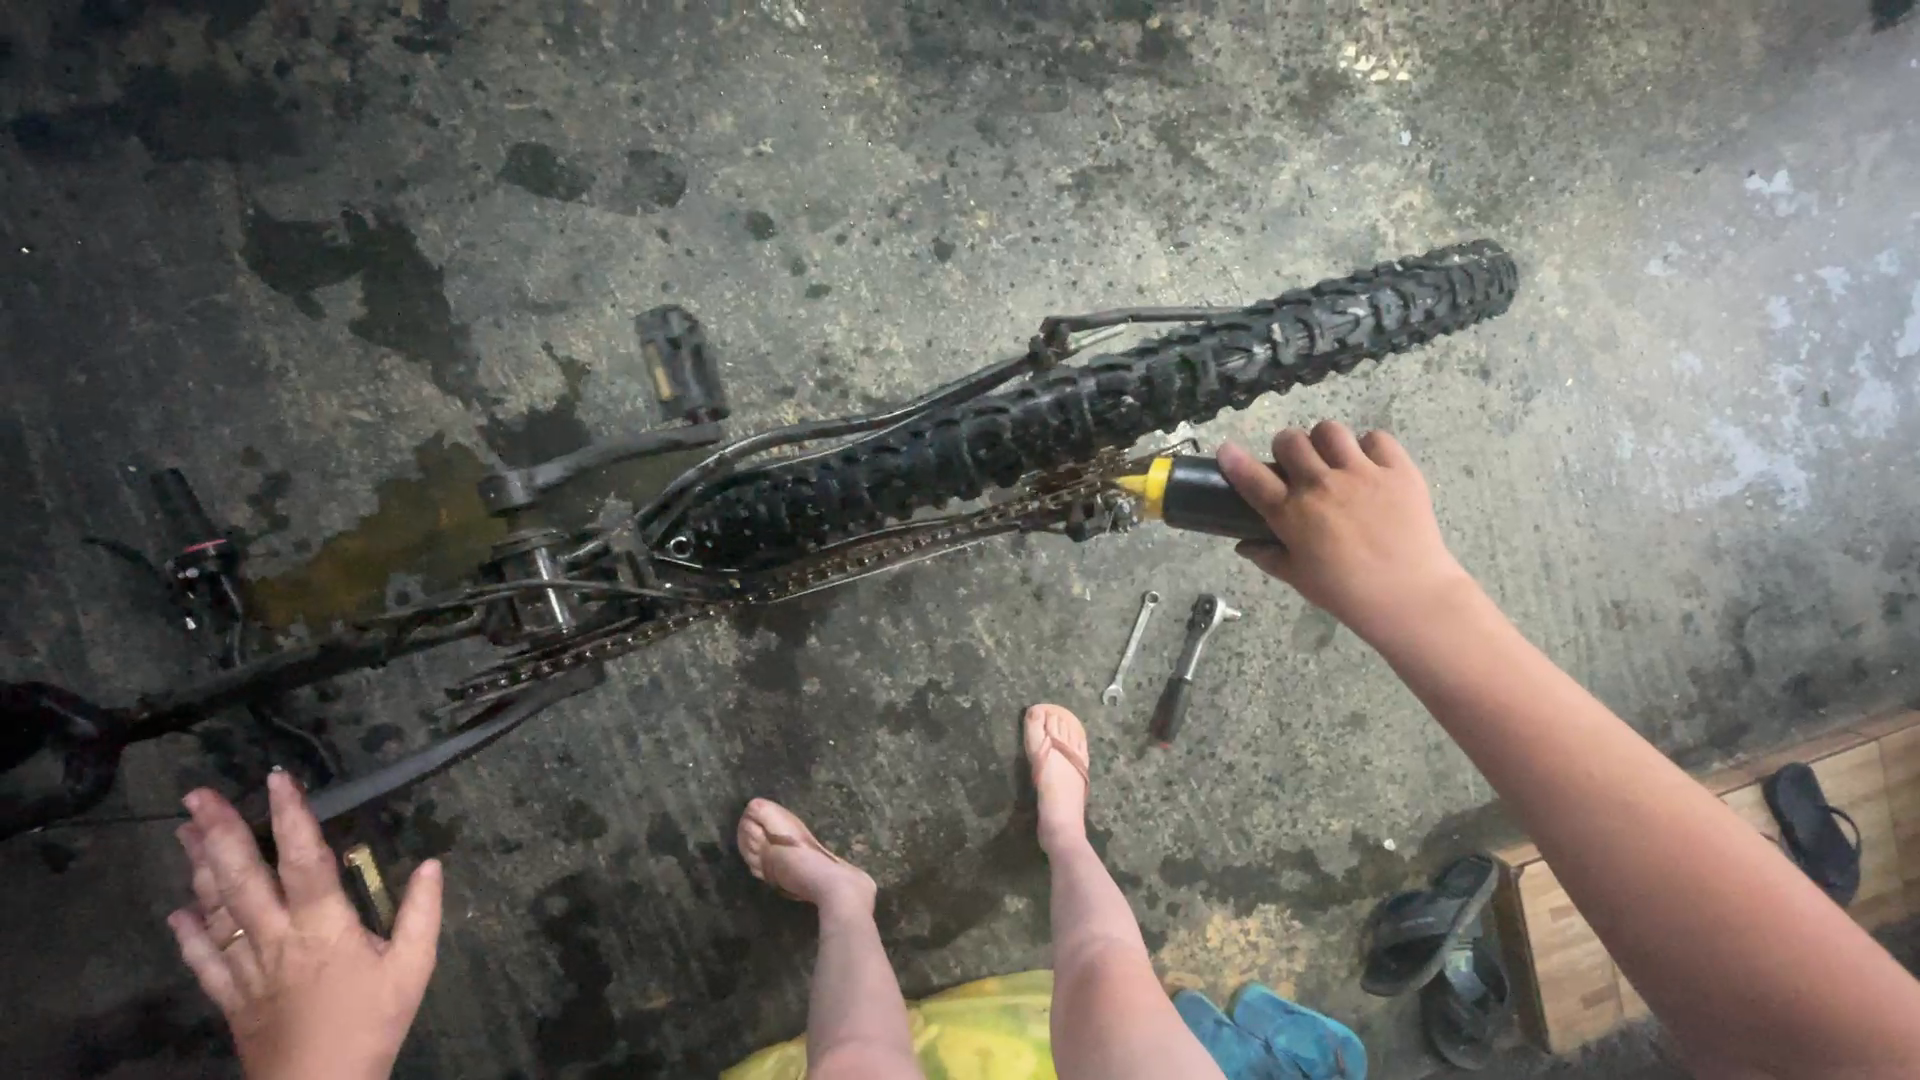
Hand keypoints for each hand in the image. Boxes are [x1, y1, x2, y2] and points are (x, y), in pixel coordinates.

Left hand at [167, 773, 442, 1079]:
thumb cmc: (373, 1021)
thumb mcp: (415, 965)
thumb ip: (423, 911)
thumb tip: (431, 861)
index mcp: (323, 927)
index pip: (304, 859)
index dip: (291, 817)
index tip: (278, 780)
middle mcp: (276, 938)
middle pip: (242, 878)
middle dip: (220, 833)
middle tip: (197, 796)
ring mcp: (246, 968)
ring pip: (217, 909)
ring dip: (198, 868)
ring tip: (184, 831)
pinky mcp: (232, 996)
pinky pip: (204, 959)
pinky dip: (188, 932)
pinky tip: (177, 911)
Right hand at [1217, 421, 1476, 642]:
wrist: (1407, 595)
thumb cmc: (1345, 592)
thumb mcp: (1297, 577)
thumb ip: (1267, 556)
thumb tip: (1244, 545)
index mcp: (1291, 514)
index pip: (1252, 477)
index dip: (1234, 460)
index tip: (1227, 451)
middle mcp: (1321, 485)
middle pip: (1290, 441)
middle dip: (1286, 448)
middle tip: (1295, 465)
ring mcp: (1361, 474)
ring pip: (1330, 431)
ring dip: (1324, 442)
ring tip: (1333, 459)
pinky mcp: (1398, 470)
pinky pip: (1377, 439)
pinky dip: (1369, 448)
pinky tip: (1369, 467)